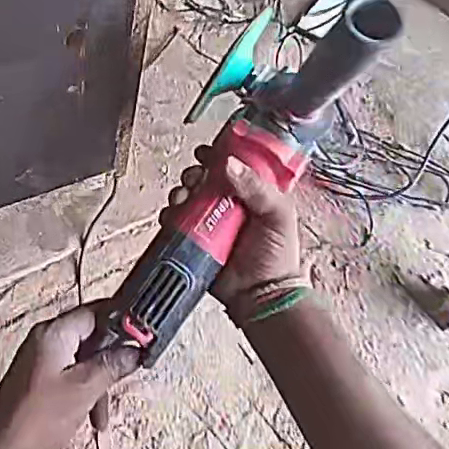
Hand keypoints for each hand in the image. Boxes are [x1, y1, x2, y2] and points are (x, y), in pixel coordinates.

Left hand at [0, 303, 141, 448]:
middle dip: (109, 358)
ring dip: (97, 381)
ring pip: (80, 359)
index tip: (140, 335)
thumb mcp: (85, 388)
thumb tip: (134, 350)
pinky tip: (88, 414)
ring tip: (102, 412)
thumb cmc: (38, 418)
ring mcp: (38, 359)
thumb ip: (112, 365)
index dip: (119, 321)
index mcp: (53, 334)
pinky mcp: (36, 378)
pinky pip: (68, 373)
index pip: (93, 311)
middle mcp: (43, 340)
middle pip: (88, 336)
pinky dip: (82, 389)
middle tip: (126, 373)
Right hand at [164, 145, 302, 310]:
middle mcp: (228, 205)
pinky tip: (174, 215)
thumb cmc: (278, 257)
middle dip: (194, 174)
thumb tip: (229, 164)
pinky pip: (176, 222)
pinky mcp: (194, 239)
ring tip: (184, 198)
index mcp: (252, 194)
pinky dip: (170, 215)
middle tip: (195, 178)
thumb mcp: (277, 214)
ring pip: (187, 197)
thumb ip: (256, 187)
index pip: (233, 166)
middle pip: (204, 179)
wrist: (260, 295)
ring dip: (181, 192)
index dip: (219, 155)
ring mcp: (209, 222)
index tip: (208, 152)